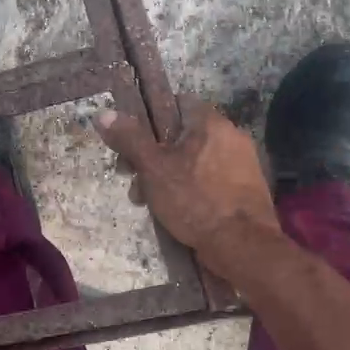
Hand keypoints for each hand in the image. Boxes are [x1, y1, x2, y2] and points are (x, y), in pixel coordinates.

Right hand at [96, 94, 280, 256]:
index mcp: (211, 123)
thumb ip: (130, 139)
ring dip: (168, 175)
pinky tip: (176, 209)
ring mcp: (243, 163)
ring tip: (149, 201)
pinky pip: (210, 178)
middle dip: (152, 156)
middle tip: (132, 179)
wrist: (242, 246)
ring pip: (194, 160)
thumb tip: (103, 113)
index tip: (132, 142)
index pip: (176, 103)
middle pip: (182, 135)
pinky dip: (190, 188)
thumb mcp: (153, 168)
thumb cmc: (195, 200)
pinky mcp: (246, 188)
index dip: (149, 119)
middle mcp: (232, 136)